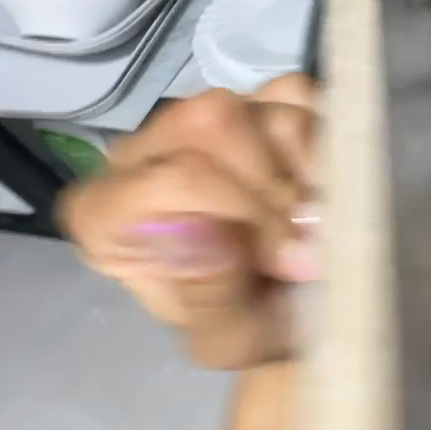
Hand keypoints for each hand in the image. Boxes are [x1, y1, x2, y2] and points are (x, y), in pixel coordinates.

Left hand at [58, 74, 318, 368]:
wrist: (299, 311)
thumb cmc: (255, 326)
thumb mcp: (231, 338)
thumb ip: (210, 294)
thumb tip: (200, 230)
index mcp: (109, 214)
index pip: (176, 176)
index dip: (251, 215)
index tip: (289, 263)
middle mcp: (142, 154)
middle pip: (212, 123)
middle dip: (278, 187)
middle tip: (307, 238)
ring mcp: (201, 119)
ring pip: (262, 109)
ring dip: (307, 169)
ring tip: (313, 217)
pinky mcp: (254, 101)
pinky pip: (296, 92)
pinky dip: (321, 135)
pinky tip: (316, 180)